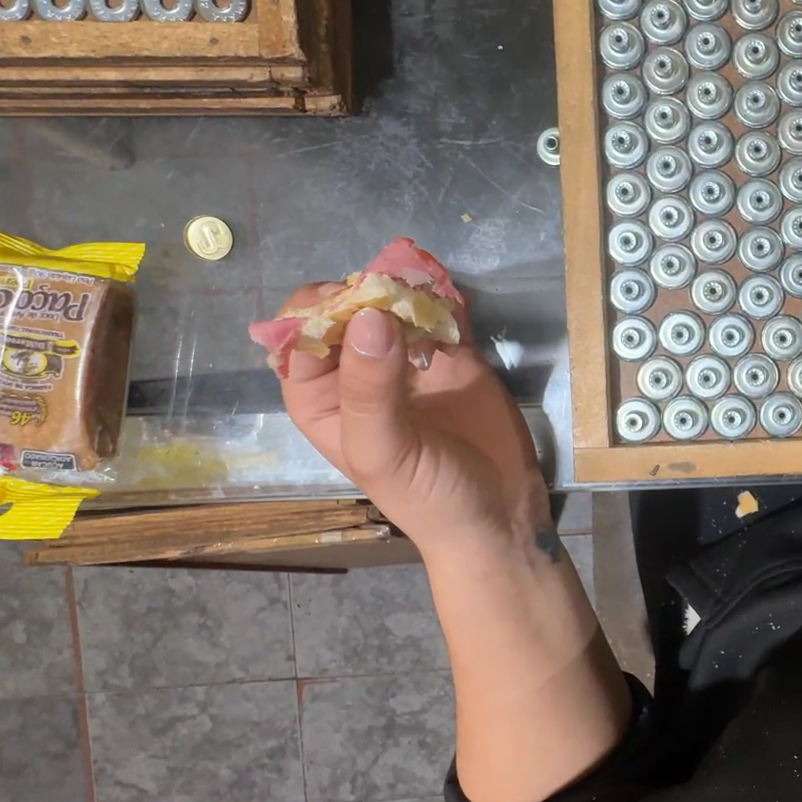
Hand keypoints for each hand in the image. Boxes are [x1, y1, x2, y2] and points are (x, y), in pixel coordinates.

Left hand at [272, 285, 549, 551]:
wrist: (500, 513)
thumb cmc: (428, 495)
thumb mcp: (385, 451)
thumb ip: (371, 388)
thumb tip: (371, 315)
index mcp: (324, 399)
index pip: (301, 339)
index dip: (317, 312)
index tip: (351, 300)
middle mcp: (362, 375)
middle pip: (349, 314)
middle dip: (367, 294)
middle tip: (395, 292)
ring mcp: (412, 363)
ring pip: (397, 308)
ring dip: (408, 290)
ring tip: (424, 288)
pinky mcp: (458, 358)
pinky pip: (445, 317)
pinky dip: (446, 299)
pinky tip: (450, 295)